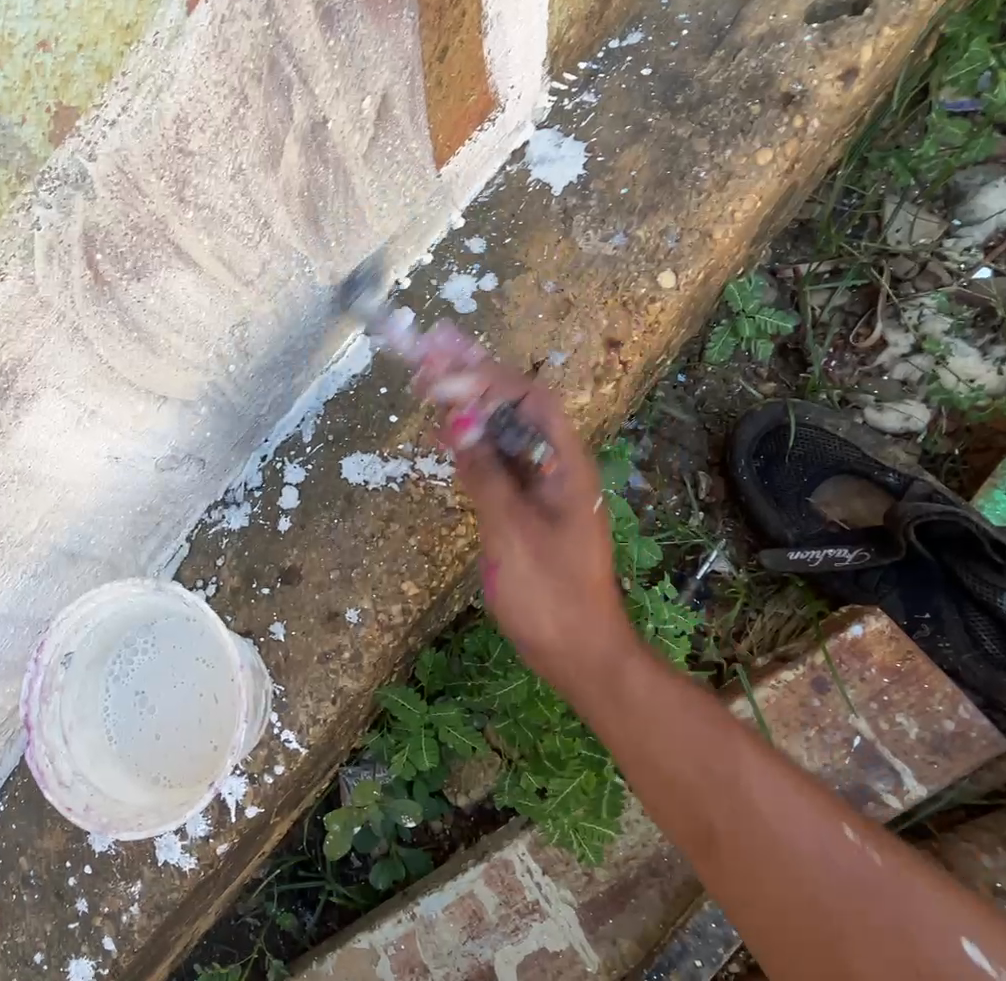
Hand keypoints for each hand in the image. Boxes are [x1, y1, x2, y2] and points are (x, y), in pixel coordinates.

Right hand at [411, 338, 632, 677]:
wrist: (579, 653)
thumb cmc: (550, 595)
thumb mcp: (512, 533)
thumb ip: (485, 476)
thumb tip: (457, 425)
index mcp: (567, 466)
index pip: (530, 399)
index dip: (487, 377)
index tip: (443, 367)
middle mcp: (557, 468)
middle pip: (515, 408)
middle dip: (473, 379)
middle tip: (429, 352)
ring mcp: (542, 489)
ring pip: (503, 434)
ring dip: (468, 407)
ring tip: (426, 379)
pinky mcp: (526, 510)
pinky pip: (498, 463)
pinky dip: (470, 444)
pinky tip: (444, 433)